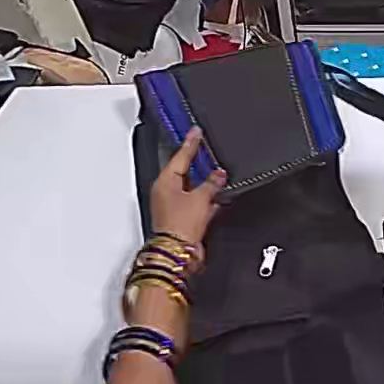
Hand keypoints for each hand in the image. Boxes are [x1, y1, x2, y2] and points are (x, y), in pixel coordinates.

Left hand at [151, 127, 225, 246]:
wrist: (178, 252)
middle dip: (196, 161)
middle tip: (204, 147)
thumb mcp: (200, 197)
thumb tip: (218, 174)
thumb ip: (212, 183)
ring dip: (204, 181)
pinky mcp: (182, 218)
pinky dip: (206, 198)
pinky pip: (196, 201)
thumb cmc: (180, 225)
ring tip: (216, 172)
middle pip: (184, 171)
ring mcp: (173, 205)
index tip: (195, 131)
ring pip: (191, 187)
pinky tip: (216, 197)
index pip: (180, 156)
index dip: (190, 143)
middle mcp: (166, 192)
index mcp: (165, 182)